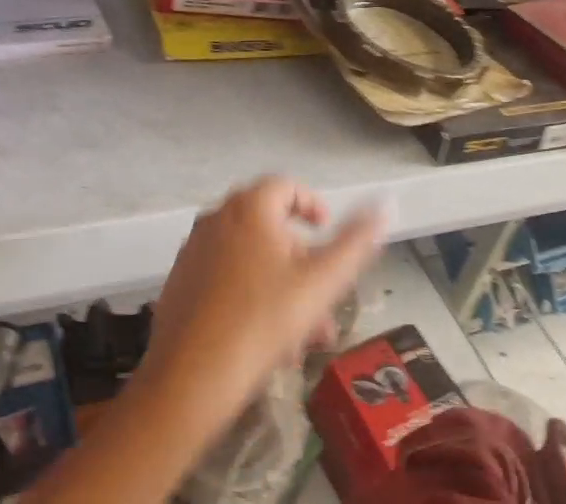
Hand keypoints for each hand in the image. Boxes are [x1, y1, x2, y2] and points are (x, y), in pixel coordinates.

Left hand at [136, 177, 386, 417]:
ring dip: (283, 289)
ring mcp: (193, 251)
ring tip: (303, 338)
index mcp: (249, 208)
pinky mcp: (179, 284)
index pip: (286, 186)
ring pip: (250, 260)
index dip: (313, 205)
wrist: (188, 379)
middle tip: (323, 299)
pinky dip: (252, 298)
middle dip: (304, 264)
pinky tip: (267, 343)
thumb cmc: (261, 324)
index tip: (327, 232)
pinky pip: (225, 279)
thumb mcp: (321, 284)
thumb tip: (386, 204)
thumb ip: (356, 242)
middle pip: (270, 228)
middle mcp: (216, 218)